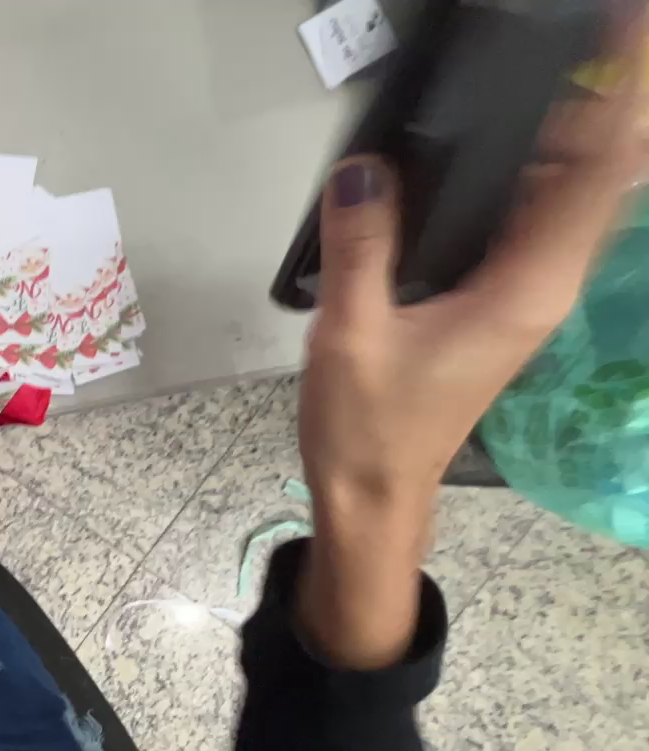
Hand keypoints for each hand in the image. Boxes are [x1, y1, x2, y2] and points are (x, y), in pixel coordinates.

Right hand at [299, 16, 645, 666]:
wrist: (373, 488)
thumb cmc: (365, 421)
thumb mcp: (349, 335)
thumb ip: (360, 250)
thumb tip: (362, 170)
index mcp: (528, 283)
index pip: (597, 167)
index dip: (616, 91)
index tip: (617, 28)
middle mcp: (546, 280)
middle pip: (595, 173)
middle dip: (594, 103)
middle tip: (567, 49)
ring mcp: (523, 296)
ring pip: (559, 198)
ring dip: (555, 140)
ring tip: (530, 91)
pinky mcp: (493, 308)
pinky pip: (521, 228)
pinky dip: (512, 185)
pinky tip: (471, 172)